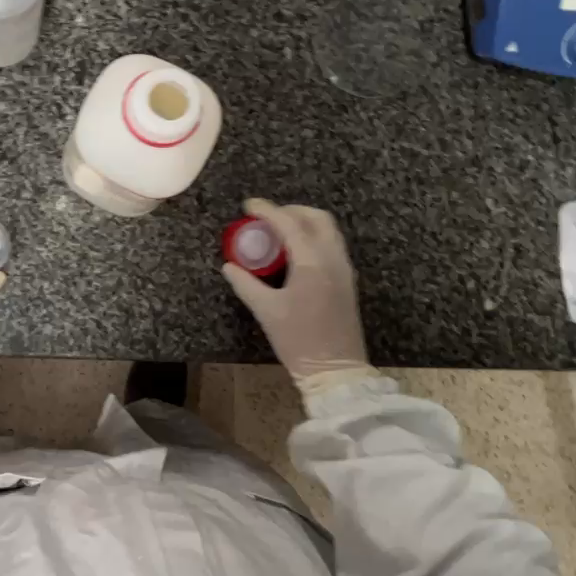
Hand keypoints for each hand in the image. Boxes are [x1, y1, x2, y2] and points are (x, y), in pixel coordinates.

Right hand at [222, 199, 369, 387]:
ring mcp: (344, 269)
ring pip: (328, 230)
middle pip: (317, 218)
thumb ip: (245, 284)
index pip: (289, 224)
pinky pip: (331, 245)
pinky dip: (312, 237)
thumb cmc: (299, 340)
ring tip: (279, 231)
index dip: (267, 210)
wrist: (335, 369)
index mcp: (313, 263)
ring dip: (304, 222)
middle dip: (291, 210)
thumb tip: (229, 266)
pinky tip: (294, 251)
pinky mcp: (346, 281)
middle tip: (267, 216)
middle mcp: (333, 259)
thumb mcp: (266, 311)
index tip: (248, 205)